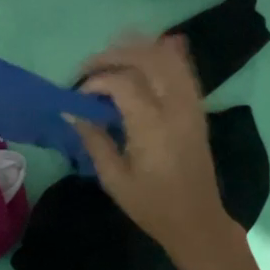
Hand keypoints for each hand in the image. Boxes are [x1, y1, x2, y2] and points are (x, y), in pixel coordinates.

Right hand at [70, 35, 241, 263]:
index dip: (96, 80)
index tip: (78, 94)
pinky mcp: (197, 109)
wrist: (196, 220)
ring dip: (139, 49)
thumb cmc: (151, 205)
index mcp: (152, 126)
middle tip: (89, 67)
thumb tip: (71, 112)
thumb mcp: (114, 178)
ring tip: (113, 55)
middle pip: (147, 58)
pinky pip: (184, 70)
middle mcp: (175, 107)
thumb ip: (94, 140)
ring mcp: (191, 105)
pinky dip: (167, 55)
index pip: (122, 82)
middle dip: (114, 55)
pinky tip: (150, 51)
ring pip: (169, 58)